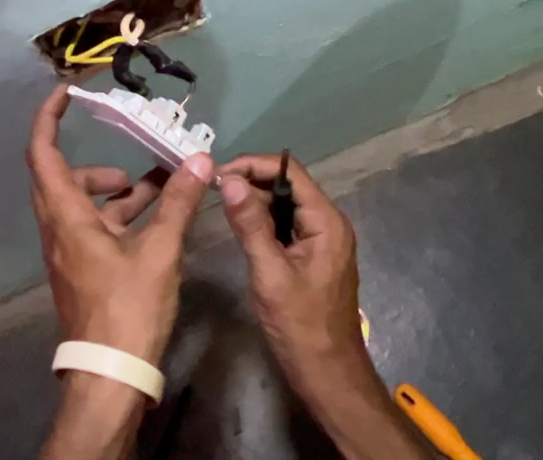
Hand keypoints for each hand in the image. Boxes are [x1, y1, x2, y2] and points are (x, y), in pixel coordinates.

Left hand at [27, 86, 214, 363]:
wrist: (109, 376)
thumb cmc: (127, 309)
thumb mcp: (159, 251)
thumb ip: (179, 203)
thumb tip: (200, 160)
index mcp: (66, 216)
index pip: (43, 152)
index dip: (48, 118)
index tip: (66, 92)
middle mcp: (58, 228)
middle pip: (60, 174)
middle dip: (93, 155)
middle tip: (124, 146)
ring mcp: (67, 250)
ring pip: (80, 202)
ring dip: (113, 188)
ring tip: (154, 185)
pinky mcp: (81, 268)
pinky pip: (92, 225)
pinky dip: (118, 213)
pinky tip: (154, 219)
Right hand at [216, 153, 372, 392]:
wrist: (330, 377)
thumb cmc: (302, 327)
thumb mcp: (270, 273)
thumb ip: (250, 224)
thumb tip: (227, 180)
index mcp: (326, 221)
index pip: (288, 171)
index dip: (252, 165)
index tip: (217, 174)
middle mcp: (328, 222)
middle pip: (287, 183)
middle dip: (250, 181)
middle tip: (212, 189)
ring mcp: (322, 239)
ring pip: (285, 204)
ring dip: (255, 201)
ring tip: (220, 204)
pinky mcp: (313, 254)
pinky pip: (287, 224)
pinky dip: (263, 220)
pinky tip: (240, 227)